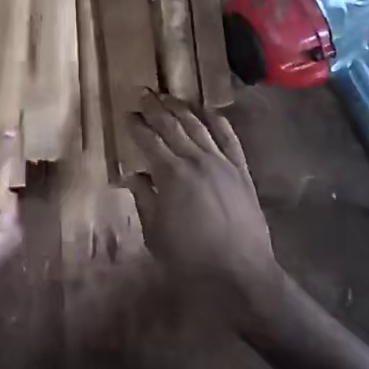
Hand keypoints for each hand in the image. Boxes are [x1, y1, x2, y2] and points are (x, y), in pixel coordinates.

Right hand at [128, 91, 289, 322]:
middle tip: (144, 94)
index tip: (127, 115)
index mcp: (171, 175)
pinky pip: (229, 137)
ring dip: (182, 109)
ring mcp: (222, 162)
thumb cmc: (190, 261)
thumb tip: (131, 175)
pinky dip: (217, 121)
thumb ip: (144, 199)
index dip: (136, 126)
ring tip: (169, 97)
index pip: (149, 141)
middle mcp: (196, 159)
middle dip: (156, 108)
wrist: (240, 274)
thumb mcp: (156, 234)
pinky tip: (208, 112)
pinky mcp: (241, 170)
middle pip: (173, 125)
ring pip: (199, 125)